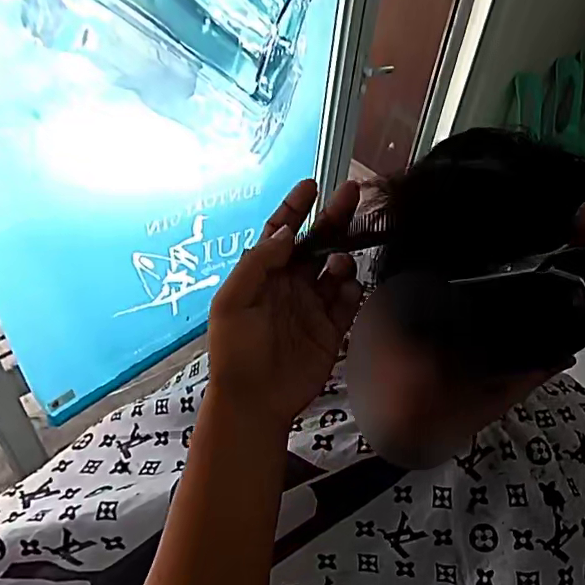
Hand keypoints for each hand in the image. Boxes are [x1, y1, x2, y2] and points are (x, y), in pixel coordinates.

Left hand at [205, 178, 363, 429]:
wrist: (254, 400)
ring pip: (336, 270)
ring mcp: (313, 307)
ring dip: (343, 258)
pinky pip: (349, 303)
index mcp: (264, 275)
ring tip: (342, 261)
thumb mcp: (232, 302)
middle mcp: (291, 285)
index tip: (311, 184)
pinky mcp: (332, 330)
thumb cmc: (235, 350)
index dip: (295, 208)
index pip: (281, 233)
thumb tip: (287, 233)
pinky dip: (352, 290)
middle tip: (351, 194)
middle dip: (332, 219)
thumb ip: (257, 264)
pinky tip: (348, 287)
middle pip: (316, 244)